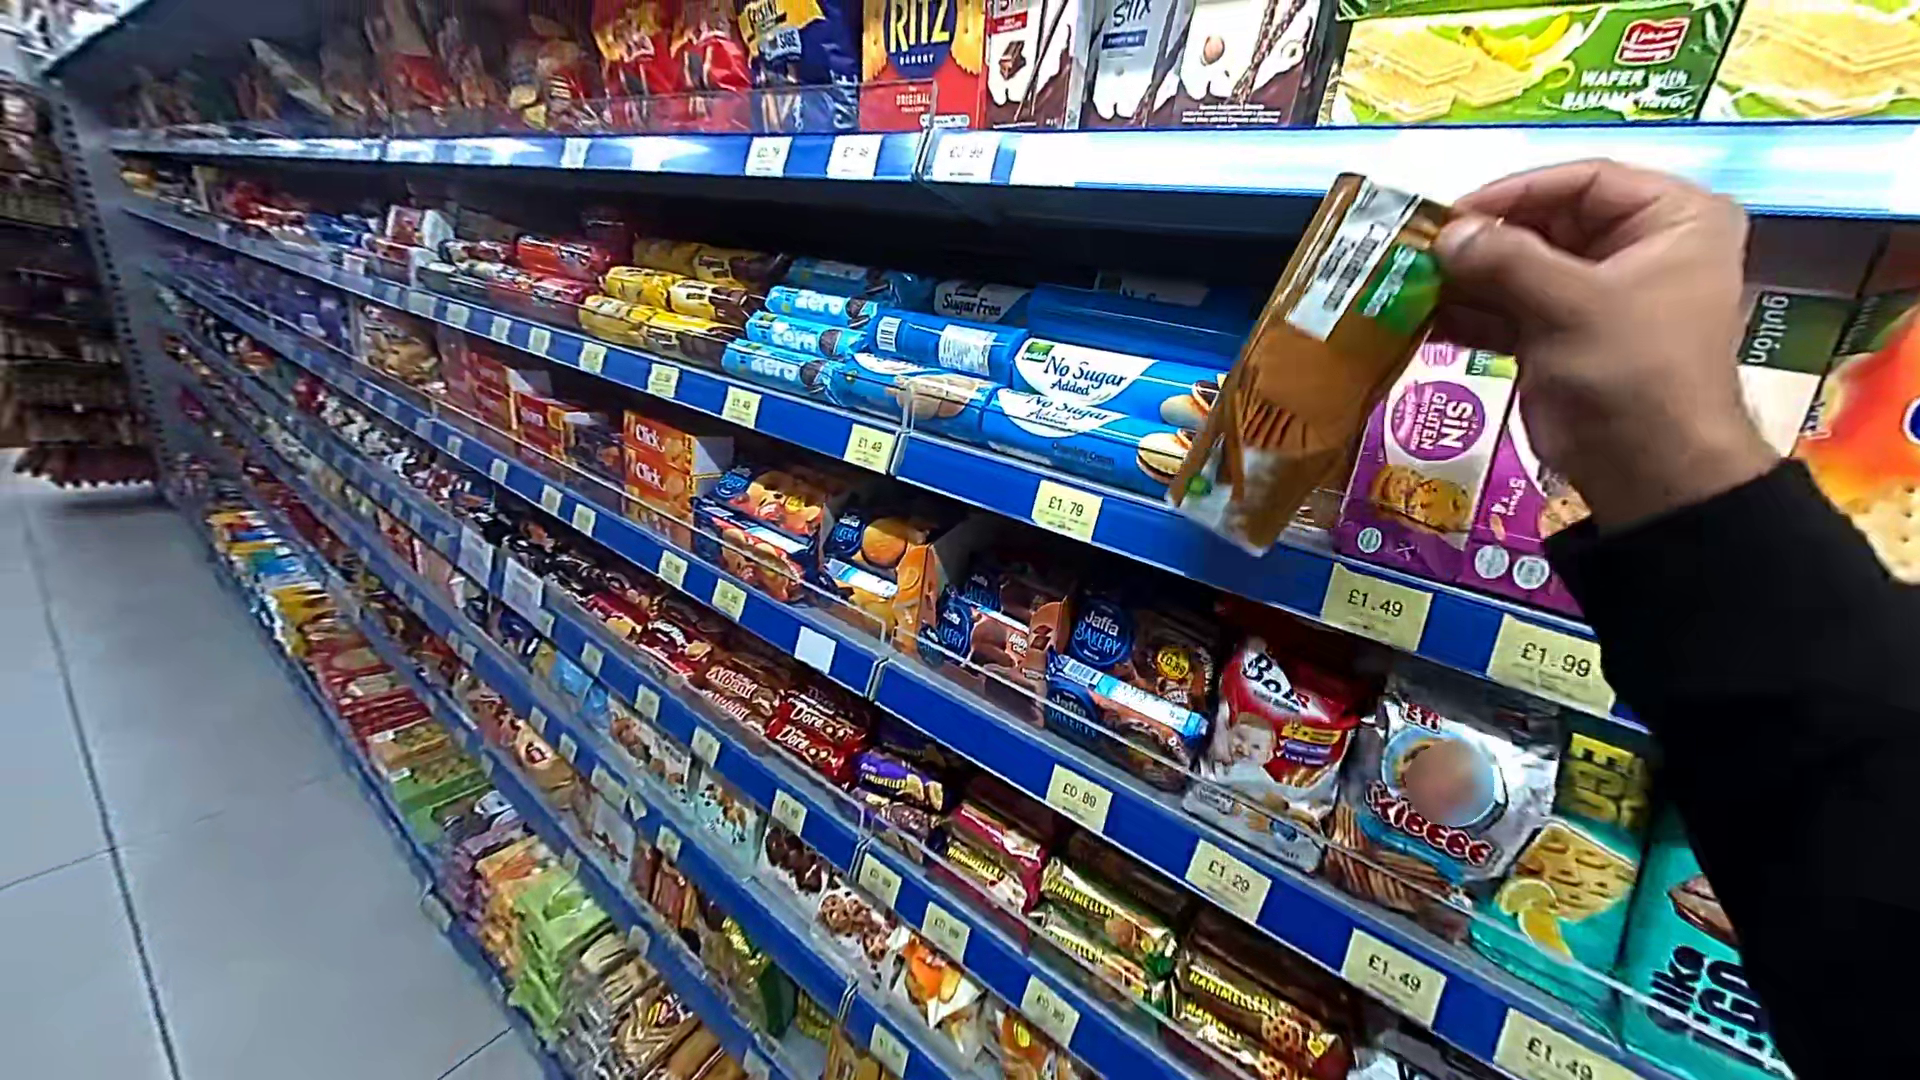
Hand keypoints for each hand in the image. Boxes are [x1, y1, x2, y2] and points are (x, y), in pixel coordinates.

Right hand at [1433, 160, 1776, 528]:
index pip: (1583, 182)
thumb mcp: (1572, 305)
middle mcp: (1626, 251)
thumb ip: (1507, 262)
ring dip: (1460, 282)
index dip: (1515, 192)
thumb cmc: (1628, 368)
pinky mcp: (1548, 337)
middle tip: (1416, 254)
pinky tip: (1419, 321)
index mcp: (1666, 221)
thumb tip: (1445, 233)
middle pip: (1540, 228)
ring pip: (1511, 273)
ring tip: (1406, 287)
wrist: (1639, 459)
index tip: (1450, 215)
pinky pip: (1499, 314)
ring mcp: (1583, 298)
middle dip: (1478, 243)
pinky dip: (1462, 317)